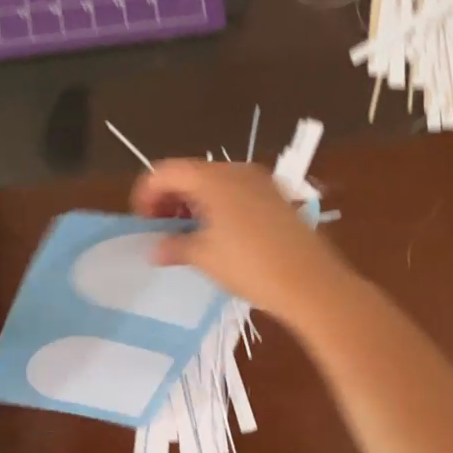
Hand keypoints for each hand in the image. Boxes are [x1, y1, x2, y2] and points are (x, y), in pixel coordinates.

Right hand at [129, 159, 356, 323]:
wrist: (310, 282)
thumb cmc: (250, 267)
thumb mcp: (204, 257)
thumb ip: (174, 246)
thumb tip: (155, 248)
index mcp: (213, 178)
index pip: (165, 172)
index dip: (146, 194)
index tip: (141, 222)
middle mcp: (236, 170)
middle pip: (190, 174)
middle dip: (170, 199)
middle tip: (160, 230)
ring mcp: (261, 182)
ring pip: (214, 184)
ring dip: (194, 204)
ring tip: (187, 236)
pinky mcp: (276, 198)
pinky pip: (236, 194)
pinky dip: (218, 207)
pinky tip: (218, 237)